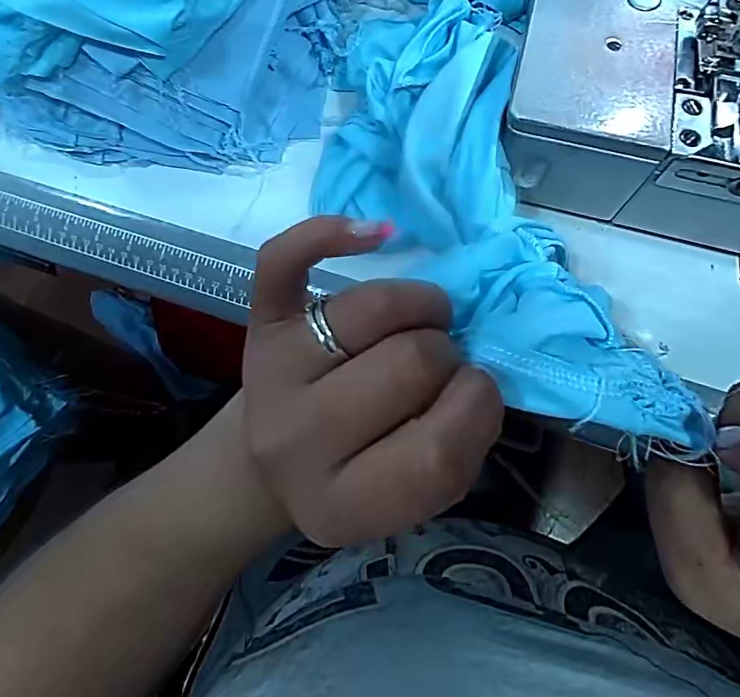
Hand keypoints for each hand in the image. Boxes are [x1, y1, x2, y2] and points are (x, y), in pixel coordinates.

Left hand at [243, 216, 504, 546]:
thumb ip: (457, 440)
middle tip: (438, 360)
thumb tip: (478, 361)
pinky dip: (329, 234)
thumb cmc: (364, 467)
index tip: (472, 390)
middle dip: (447, 352)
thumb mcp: (416, 488)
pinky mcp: (261, 321)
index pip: (438, 454)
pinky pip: (284, 260)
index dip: (476, 408)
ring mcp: (272, 373)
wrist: (280, 455)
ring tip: (425, 318)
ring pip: (376, 306)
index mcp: (341, 504)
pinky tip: (378, 235)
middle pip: (412, 362)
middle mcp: (294, 439)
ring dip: (424, 303)